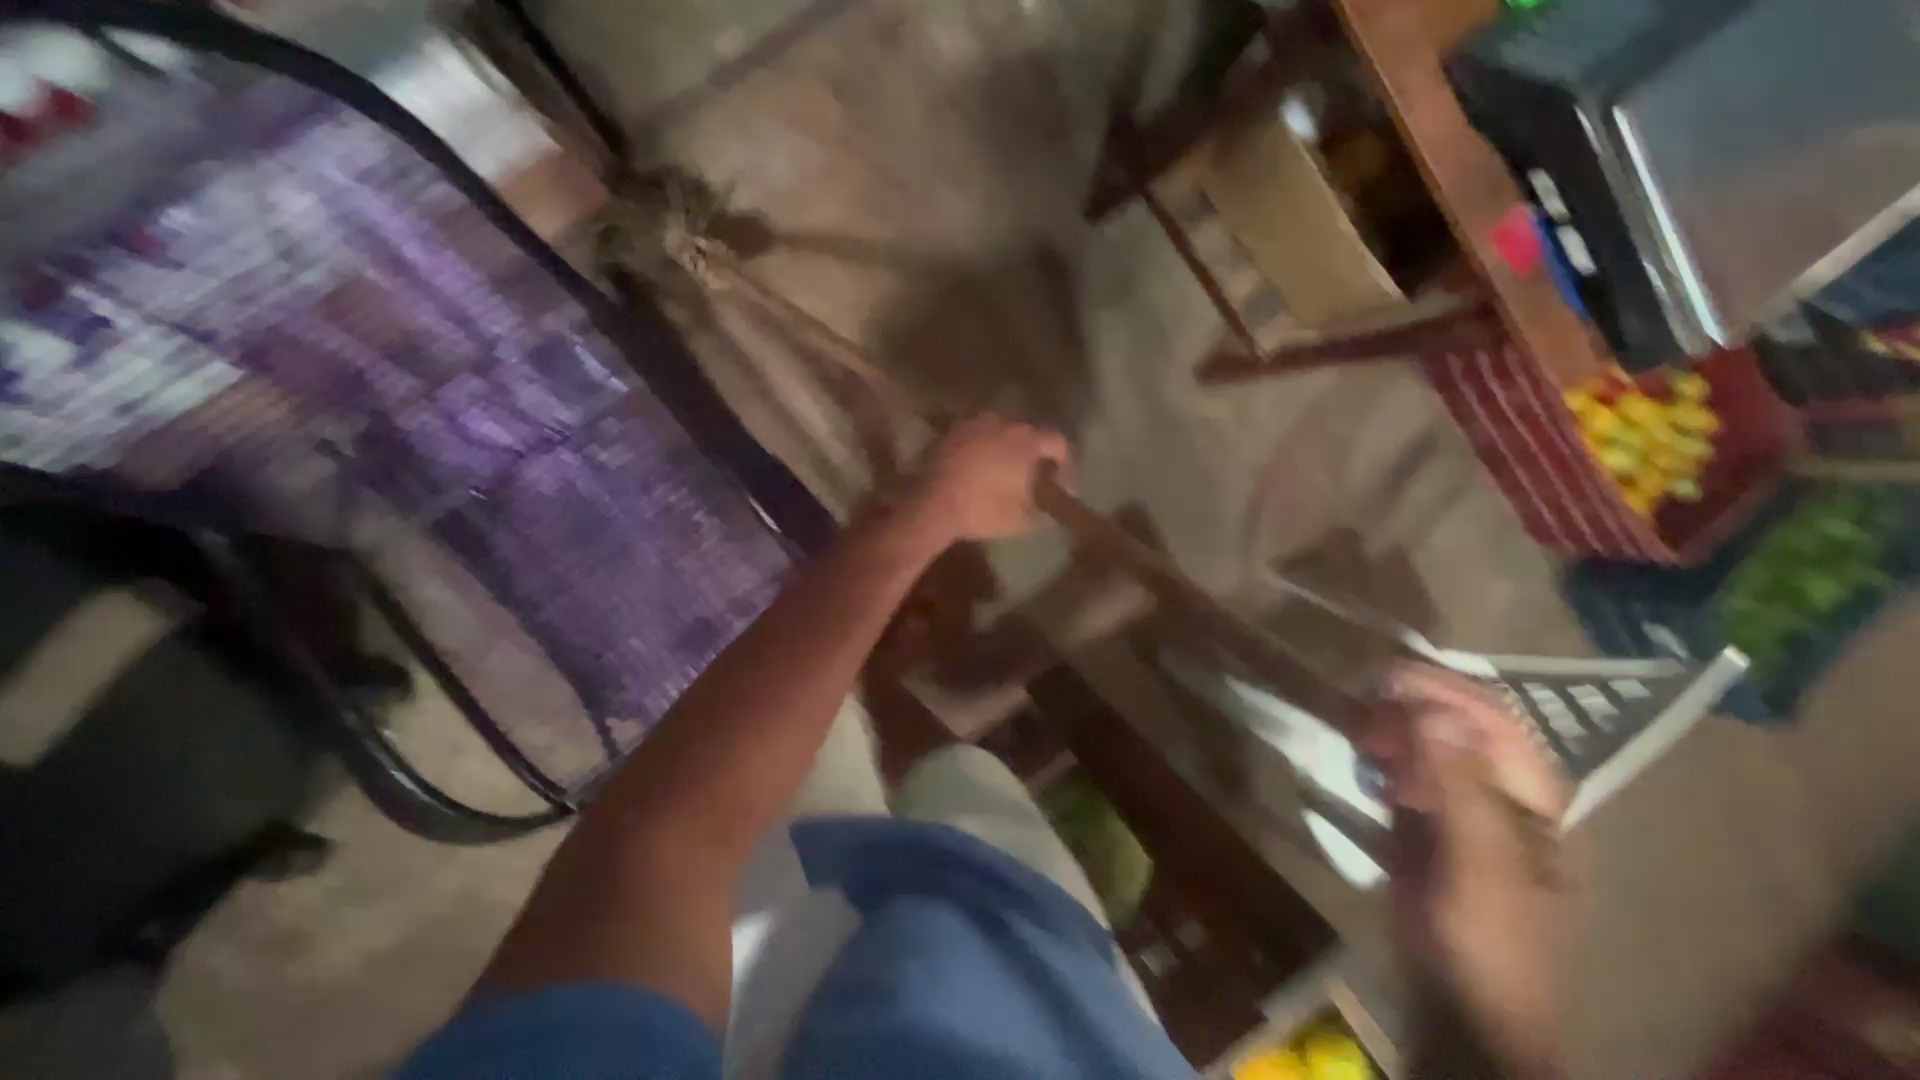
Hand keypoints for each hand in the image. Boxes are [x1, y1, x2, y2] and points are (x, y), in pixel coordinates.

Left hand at [909, 415, 1071, 542]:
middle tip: (1034, 475)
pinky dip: (983, 447)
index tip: (1061, 483)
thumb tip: (1049, 507)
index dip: (1065, 463)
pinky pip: (977, 434)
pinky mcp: (951, 430)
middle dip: (1035, 453)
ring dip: (1007, 447)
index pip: (1059, 443)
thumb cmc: (983, 509)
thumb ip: (1043, 509)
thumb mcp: (1022, 519)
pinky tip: (979, 466)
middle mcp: (1004, 423)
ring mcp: (975, 423)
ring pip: (1001, 430)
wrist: (932, 504)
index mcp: (1027, 442)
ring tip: (1004, 469)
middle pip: (1030, 433)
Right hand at [1368, 663, 1576, 1077]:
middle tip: (1366, 701)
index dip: (1447, 693)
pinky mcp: (1427, 832)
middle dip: (1416, 707)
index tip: (1390, 675)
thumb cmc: (1487, 942)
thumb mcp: (1479, 867)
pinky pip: (1407, 780)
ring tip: (1360, 728)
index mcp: (1534, 801)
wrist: (1461, 1011)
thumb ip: (1460, 788)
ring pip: (1431, 751)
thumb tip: (1434, 711)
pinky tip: (1363, 760)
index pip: (1495, 725)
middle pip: (1463, 730)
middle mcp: (1502, 797)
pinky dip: (1384, 761)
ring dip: (1397, 730)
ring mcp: (1463, 814)